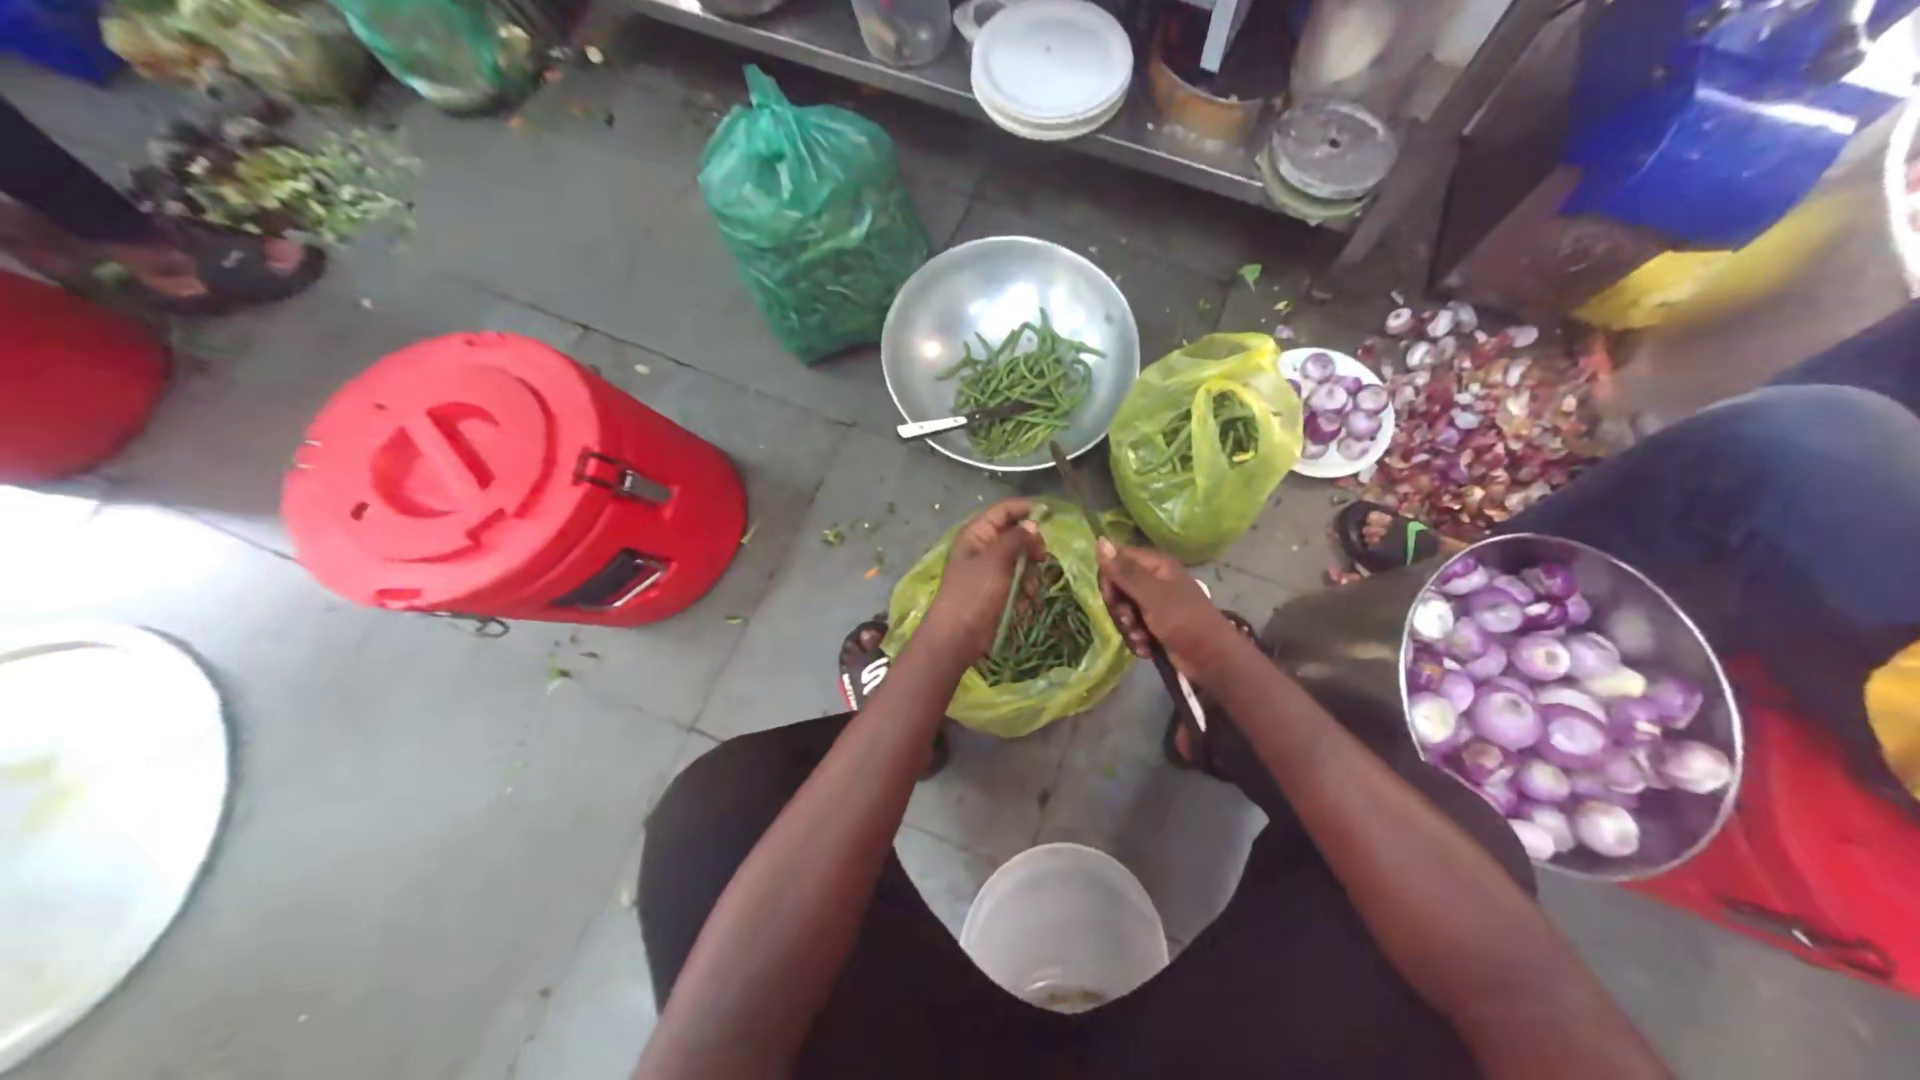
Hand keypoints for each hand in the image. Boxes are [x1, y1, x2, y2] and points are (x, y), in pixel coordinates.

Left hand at [922, 498, 1048, 658]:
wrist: (957, 637)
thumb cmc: (974, 594)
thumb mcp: (995, 561)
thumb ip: (1016, 538)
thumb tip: (1033, 525)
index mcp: (977, 534)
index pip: (1005, 510)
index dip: (1027, 509)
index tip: (1051, 516)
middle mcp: (984, 548)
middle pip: (1017, 535)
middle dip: (1031, 548)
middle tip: (1040, 559)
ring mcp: (991, 571)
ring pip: (1022, 561)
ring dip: (1030, 575)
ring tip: (1028, 590)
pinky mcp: (997, 592)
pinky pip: (1019, 583)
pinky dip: (1024, 592)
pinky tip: (1023, 604)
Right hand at [1095, 537, 1241, 676]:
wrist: (1212, 660)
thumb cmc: (1185, 621)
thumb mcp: (1152, 595)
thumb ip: (1125, 571)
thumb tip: (1100, 540)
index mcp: (1155, 565)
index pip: (1115, 561)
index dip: (1109, 580)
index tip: (1113, 598)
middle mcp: (1152, 581)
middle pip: (1116, 588)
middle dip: (1119, 610)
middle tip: (1131, 621)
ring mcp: (1153, 604)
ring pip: (1122, 612)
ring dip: (1128, 629)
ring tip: (1143, 639)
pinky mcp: (1153, 625)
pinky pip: (1131, 628)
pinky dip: (1136, 640)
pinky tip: (1147, 648)